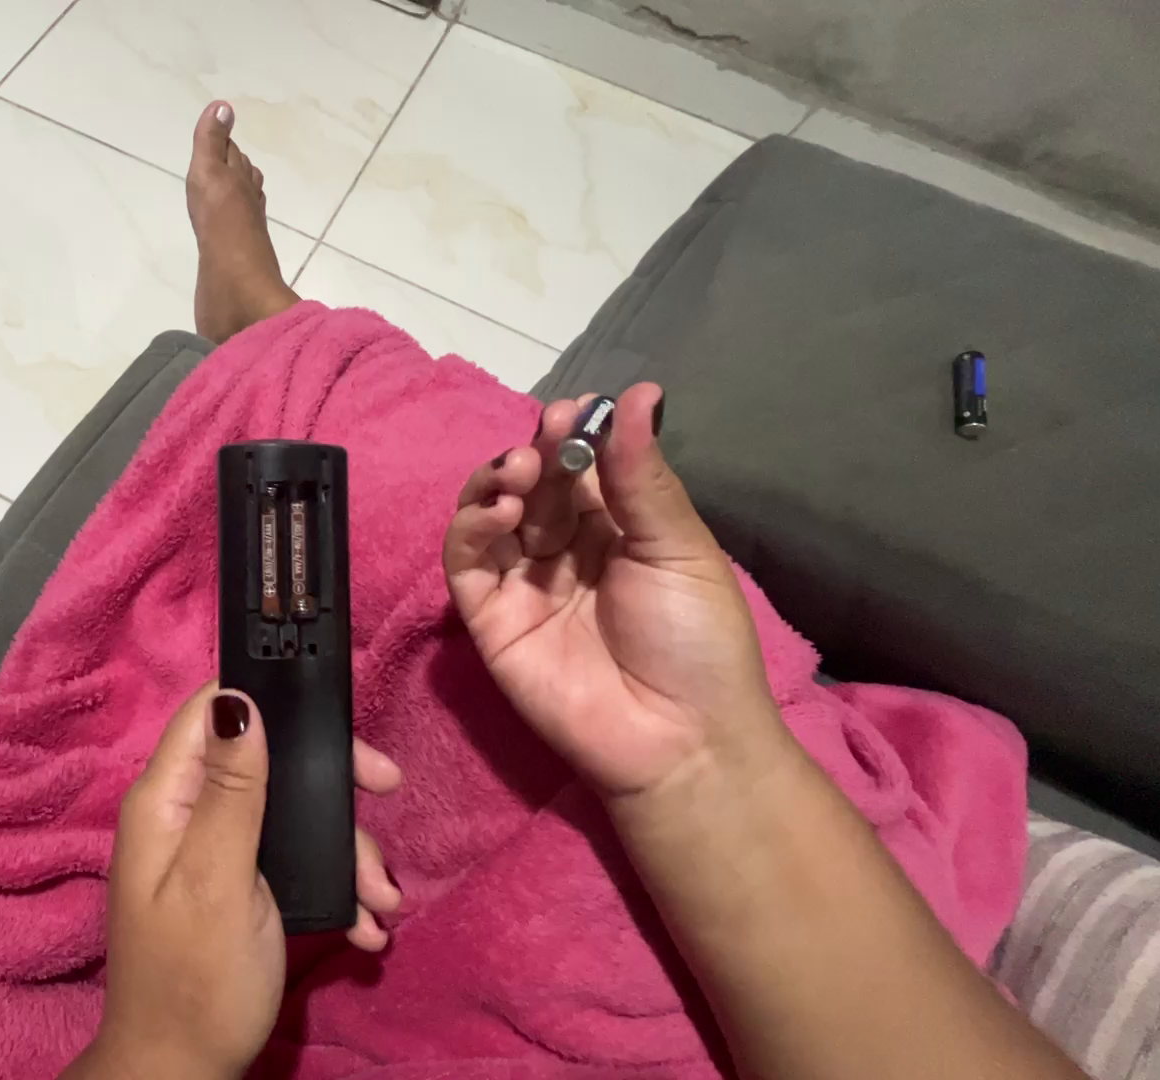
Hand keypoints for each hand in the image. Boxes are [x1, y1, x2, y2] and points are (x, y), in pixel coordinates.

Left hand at [67, 682, 403, 1079]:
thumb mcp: (218, 879)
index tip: (337, 723)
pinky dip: (330, 876)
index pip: (212, 710)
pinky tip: (363, 919)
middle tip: (385, 791)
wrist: (183, 1072)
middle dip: (329, 780)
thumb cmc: (198, 977)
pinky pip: (290, 851)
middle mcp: (187, 808)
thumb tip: (238, 698)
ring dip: (341, 842)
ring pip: (288, 807)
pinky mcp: (239, 875)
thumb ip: (230, 790)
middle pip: (264, 756)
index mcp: (167, 796)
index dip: (270, 699)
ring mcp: (213, 843)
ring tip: (381, 896)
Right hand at [442, 384, 784, 799]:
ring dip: (493, 484)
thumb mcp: (678, 550)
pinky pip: (464, 564)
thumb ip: (642, 478)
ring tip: (520, 473)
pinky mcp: (487, 617)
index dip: (566, 438)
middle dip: (531, 456)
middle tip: (542, 444)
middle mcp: (557, 550)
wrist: (679, 739)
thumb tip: (637, 393)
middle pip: (527, 487)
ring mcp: (518, 583)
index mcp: (609, 530)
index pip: (574, 470)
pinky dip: (469, 529)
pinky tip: (496, 510)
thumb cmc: (695, 641)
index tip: (569, 412)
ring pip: (486, 517)